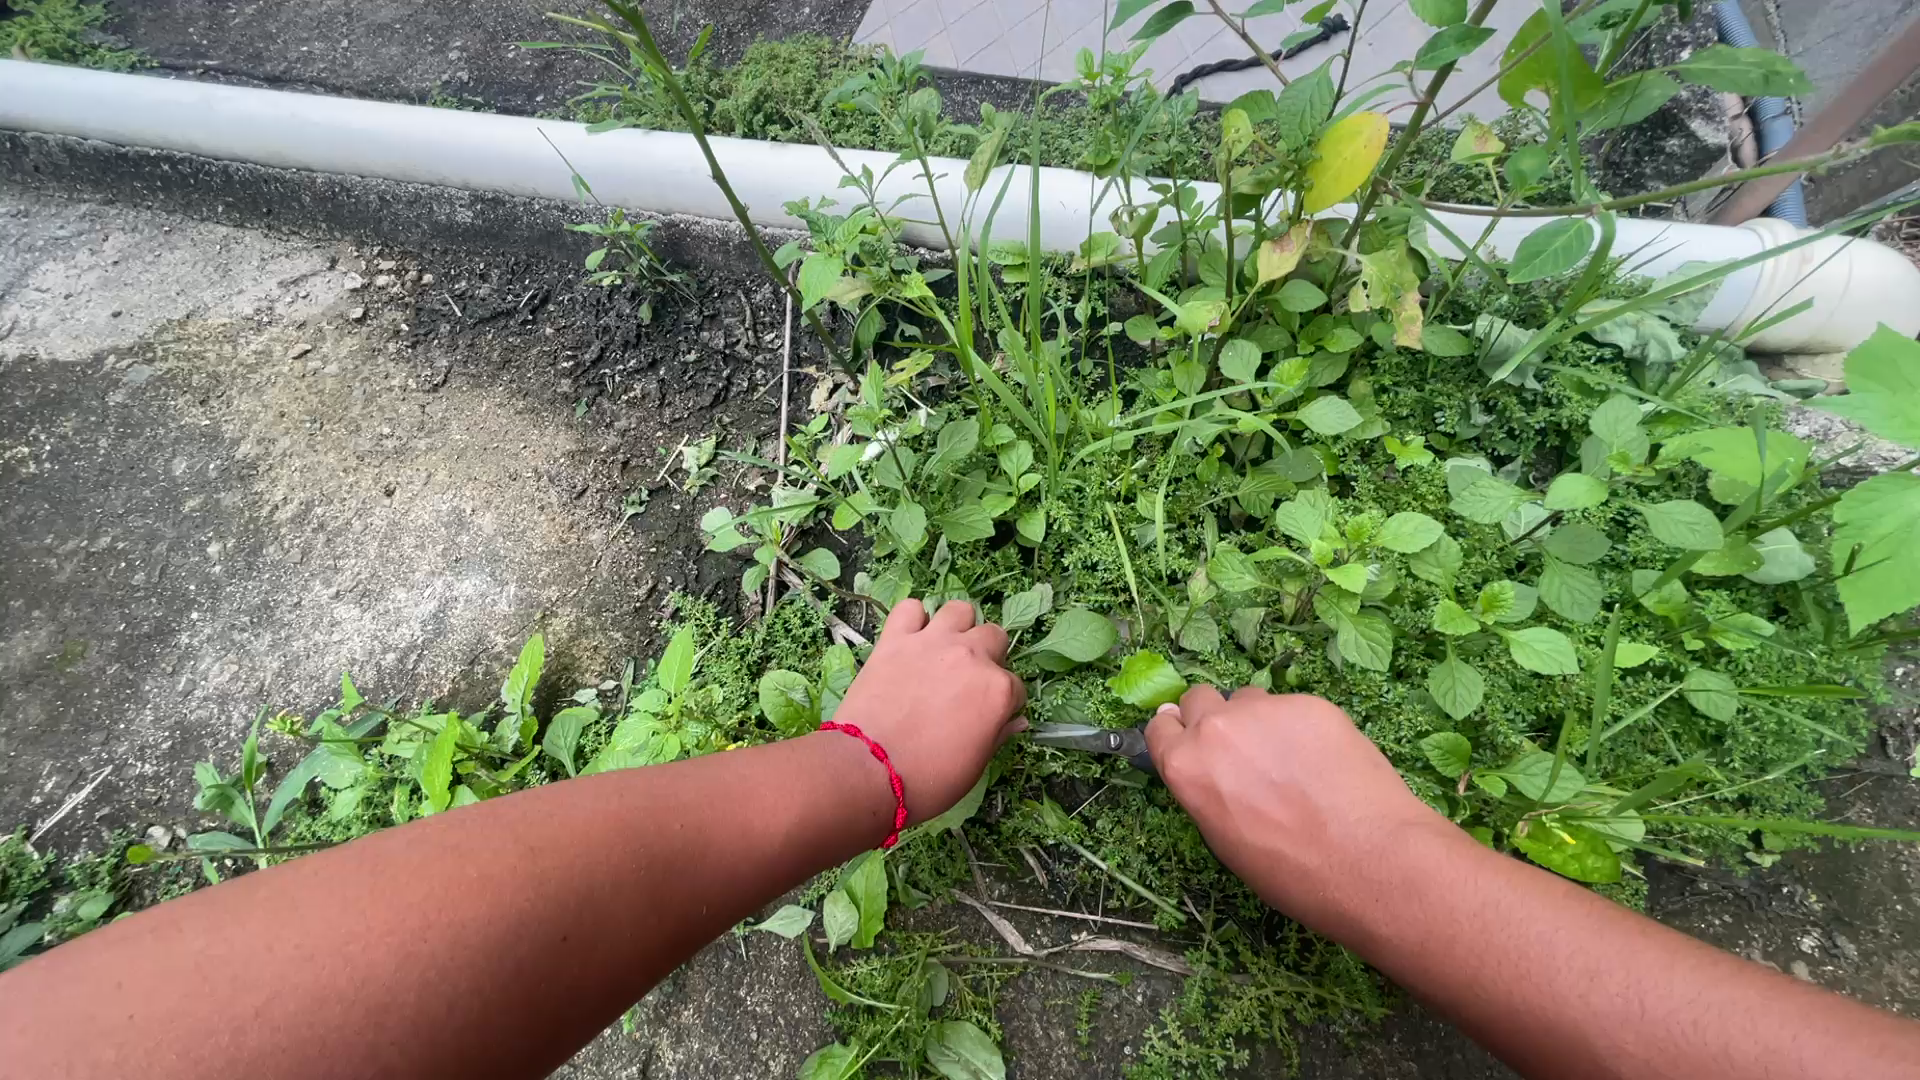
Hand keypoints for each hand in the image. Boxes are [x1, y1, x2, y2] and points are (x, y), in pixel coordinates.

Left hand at [829, 599, 1027, 824]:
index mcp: (998, 690)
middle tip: (968, 681)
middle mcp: (971, 656)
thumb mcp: (975, 765)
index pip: (1016, 687)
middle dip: (989, 656)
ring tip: (945, 650)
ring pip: (960, 610)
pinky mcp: (896, 638)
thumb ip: (999, 734)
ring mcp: (932, 642)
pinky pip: (910, 608)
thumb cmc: (928, 779)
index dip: (1004, 703)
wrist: (869, 770)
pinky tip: (911, 639)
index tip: (989, 716)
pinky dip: (913, 620)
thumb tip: (1016, 720)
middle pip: (995, 637)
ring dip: (958, 627)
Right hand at [1146, 686, 1448, 936]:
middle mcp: (1214, 727)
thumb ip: (1203, 788)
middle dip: (1211, 717)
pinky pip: (1292, 707)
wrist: (1372, 862)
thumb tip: (1204, 765)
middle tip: (1240, 750)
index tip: (1191, 747)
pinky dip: (1301, 727)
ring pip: (1247, 698)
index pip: (1159, 725)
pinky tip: (1326, 761)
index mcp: (1184, 764)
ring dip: (1256, 720)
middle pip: (1196, 698)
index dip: (1176, 736)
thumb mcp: (1223, 838)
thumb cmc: (1291, 872)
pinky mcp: (1307, 703)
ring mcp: (1262, 709)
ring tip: (1290, 758)